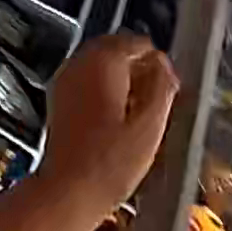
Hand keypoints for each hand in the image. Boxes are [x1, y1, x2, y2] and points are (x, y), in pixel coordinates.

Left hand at [36, 33, 179, 221]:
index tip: (172, 86)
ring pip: (101, 61)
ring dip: (122, 76)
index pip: (137, 42)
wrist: (68, 188)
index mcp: (103, 59)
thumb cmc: (110, 162)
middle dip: (140, 67)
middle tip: (159, 97)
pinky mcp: (60, 92)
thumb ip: (162, 88)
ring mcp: (67, 75)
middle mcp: (81, 59)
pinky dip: (104, 85)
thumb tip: (165, 65)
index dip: (159, 63)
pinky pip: (87, 76)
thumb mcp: (149, 126)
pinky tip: (116, 114)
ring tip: (140, 108)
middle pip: (117, 47)